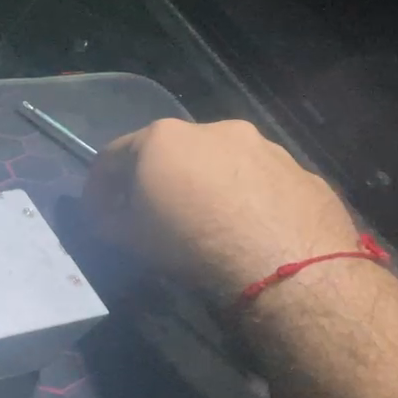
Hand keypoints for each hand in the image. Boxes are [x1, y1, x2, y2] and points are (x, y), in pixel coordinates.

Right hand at [82, 118, 362, 294]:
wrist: (288, 268)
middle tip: (149, 213)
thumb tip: (104, 218)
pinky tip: (243, 228)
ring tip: (203, 221)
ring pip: (217, 162)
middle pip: (168, 152)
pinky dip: (242, 196)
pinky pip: (256, 179)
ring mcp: (263, 146)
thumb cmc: (191, 243)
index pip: (112, 156)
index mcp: (162, 138)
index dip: (98, 186)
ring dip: (202, 184)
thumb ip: (106, 221)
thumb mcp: (128, 238)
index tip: (97, 212)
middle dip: (154, 179)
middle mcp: (212, 130)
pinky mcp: (300, 169)